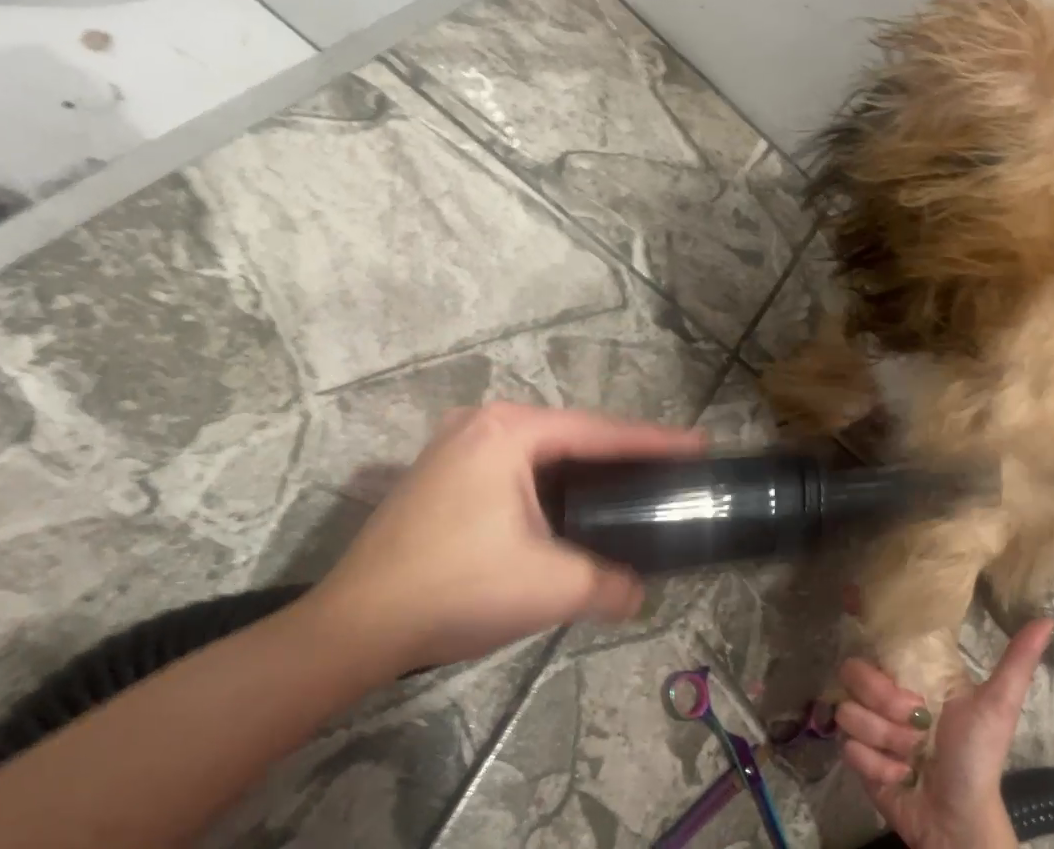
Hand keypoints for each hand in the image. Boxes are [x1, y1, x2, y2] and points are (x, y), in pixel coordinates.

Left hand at [301, 403, 704, 672]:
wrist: (353, 628)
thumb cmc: (457, 589)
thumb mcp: (553, 588)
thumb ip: (612, 585)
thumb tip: (638, 594)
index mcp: (509, 431)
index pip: (601, 432)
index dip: (656, 441)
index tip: (700, 444)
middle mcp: (480, 424)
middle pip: (571, 435)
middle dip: (622, 453)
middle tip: (669, 470)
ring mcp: (452, 447)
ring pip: (540, 452)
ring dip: (584, 469)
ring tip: (630, 485)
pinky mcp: (438, 477)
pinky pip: (514, 468)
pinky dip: (550, 483)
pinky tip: (572, 506)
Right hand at [835, 619, 1053, 848]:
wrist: (957, 820)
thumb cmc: (979, 757)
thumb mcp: (999, 705)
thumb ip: (1017, 661)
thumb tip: (1048, 619)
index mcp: (917, 670)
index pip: (882, 635)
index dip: (862, 615)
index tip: (850, 595)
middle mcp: (886, 690)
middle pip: (855, 671)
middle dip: (885, 701)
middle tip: (916, 719)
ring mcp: (869, 722)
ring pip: (850, 712)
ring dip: (886, 740)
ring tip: (913, 755)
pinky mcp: (858, 756)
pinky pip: (849, 748)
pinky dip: (879, 766)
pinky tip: (901, 775)